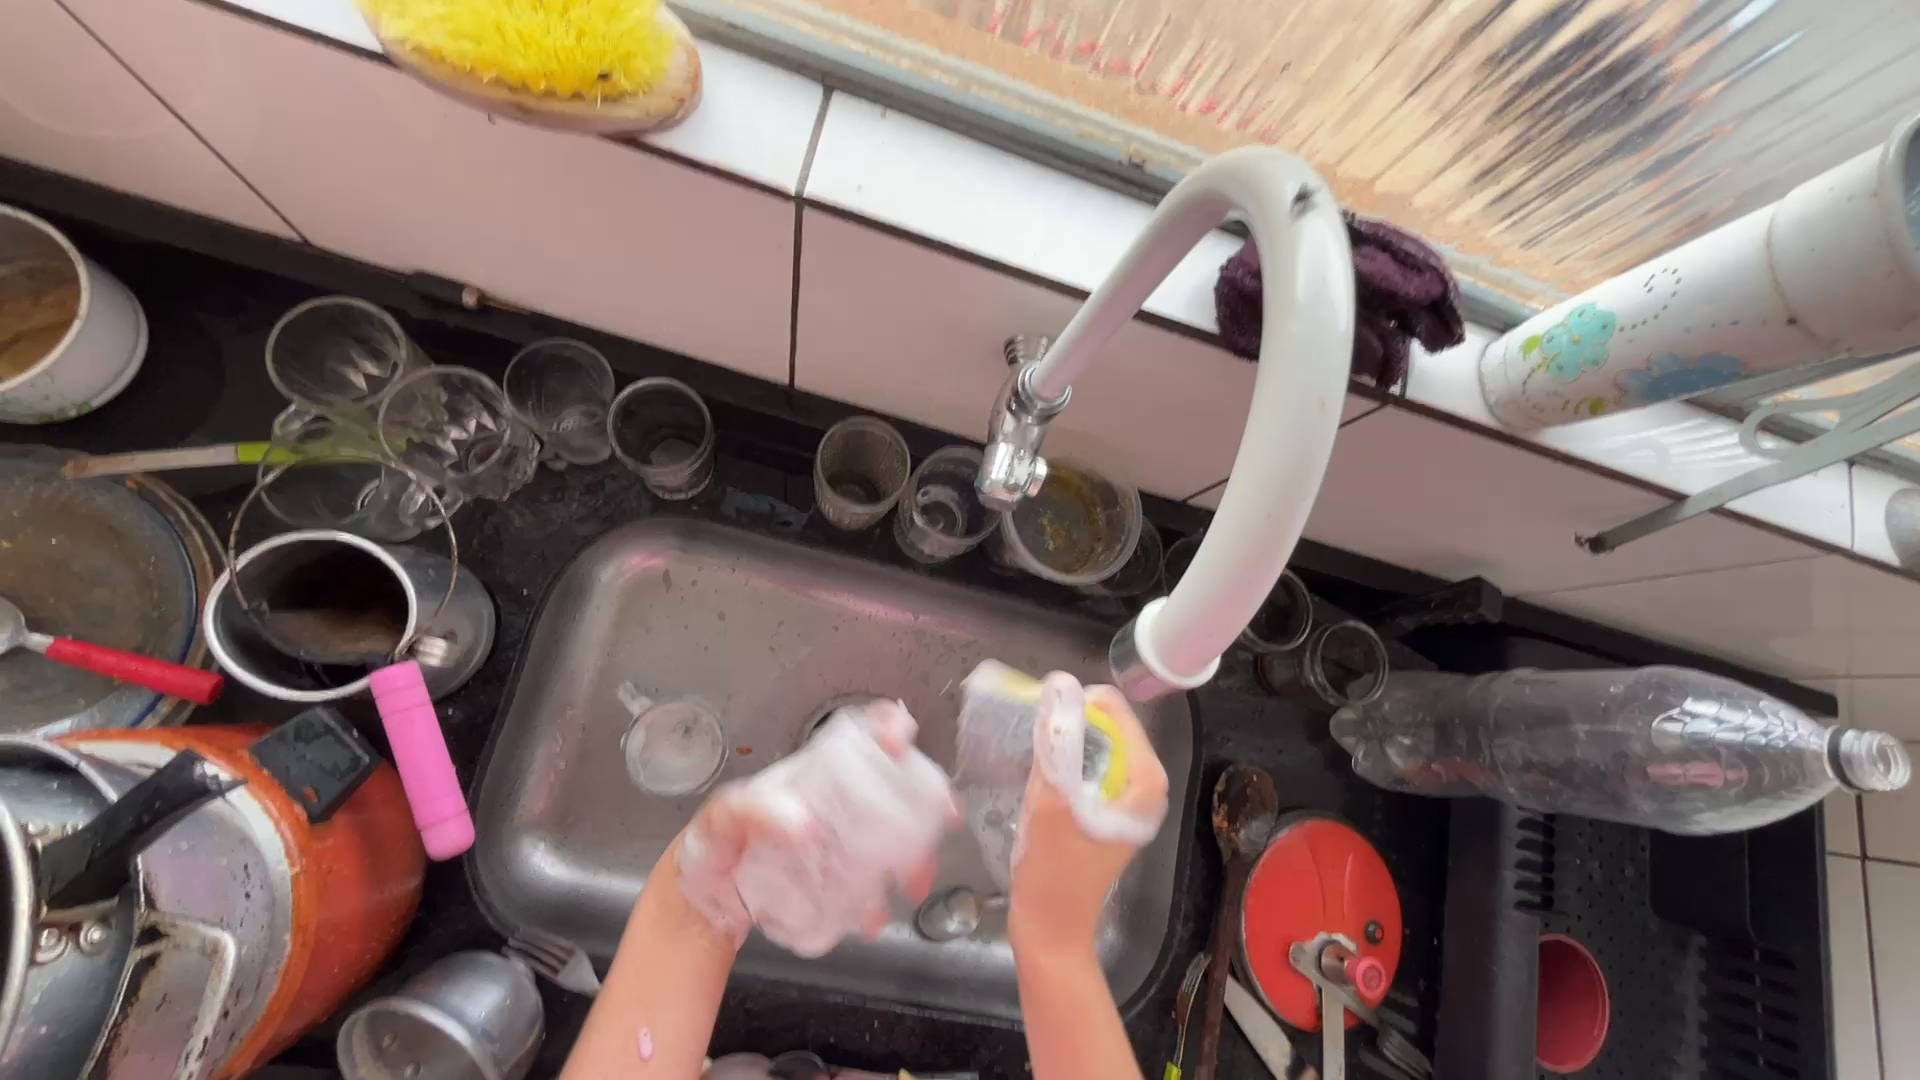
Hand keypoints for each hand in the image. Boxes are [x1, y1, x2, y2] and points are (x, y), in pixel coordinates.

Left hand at [672, 699, 946, 946]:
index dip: (887, 727)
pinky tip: (873, 918)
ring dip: (912, 858)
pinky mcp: (834, 880)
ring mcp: (837, 841)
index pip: (857, 736)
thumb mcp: (721, 818)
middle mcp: (833, 803)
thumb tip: (800, 820)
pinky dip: (880, 901)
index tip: (903, 740)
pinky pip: (869, 885)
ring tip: (913, 884)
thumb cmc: (711, 846)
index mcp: (811, 776)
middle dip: (923, 802)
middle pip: (892, 788)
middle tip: (939, 823)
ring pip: (891, 838)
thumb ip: (751, 810)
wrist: (701, 901)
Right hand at [1008, 674, 1168, 958]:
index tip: (1041, 703)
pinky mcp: (1108, 813)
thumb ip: (1058, 738)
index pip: (1117, 712)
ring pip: (1096, 748)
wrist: (1050, 929)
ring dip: (1065, 741)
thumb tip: (1058, 683)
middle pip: (1108, 728)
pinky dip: (1066, 762)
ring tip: (1032, 746)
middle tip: (1032, 726)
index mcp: (1143, 781)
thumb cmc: (1054, 868)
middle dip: (1070, 720)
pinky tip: (1041, 772)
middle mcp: (1144, 787)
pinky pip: (1090, 769)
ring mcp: (1127, 802)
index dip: (1078, 701)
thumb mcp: (1052, 797)